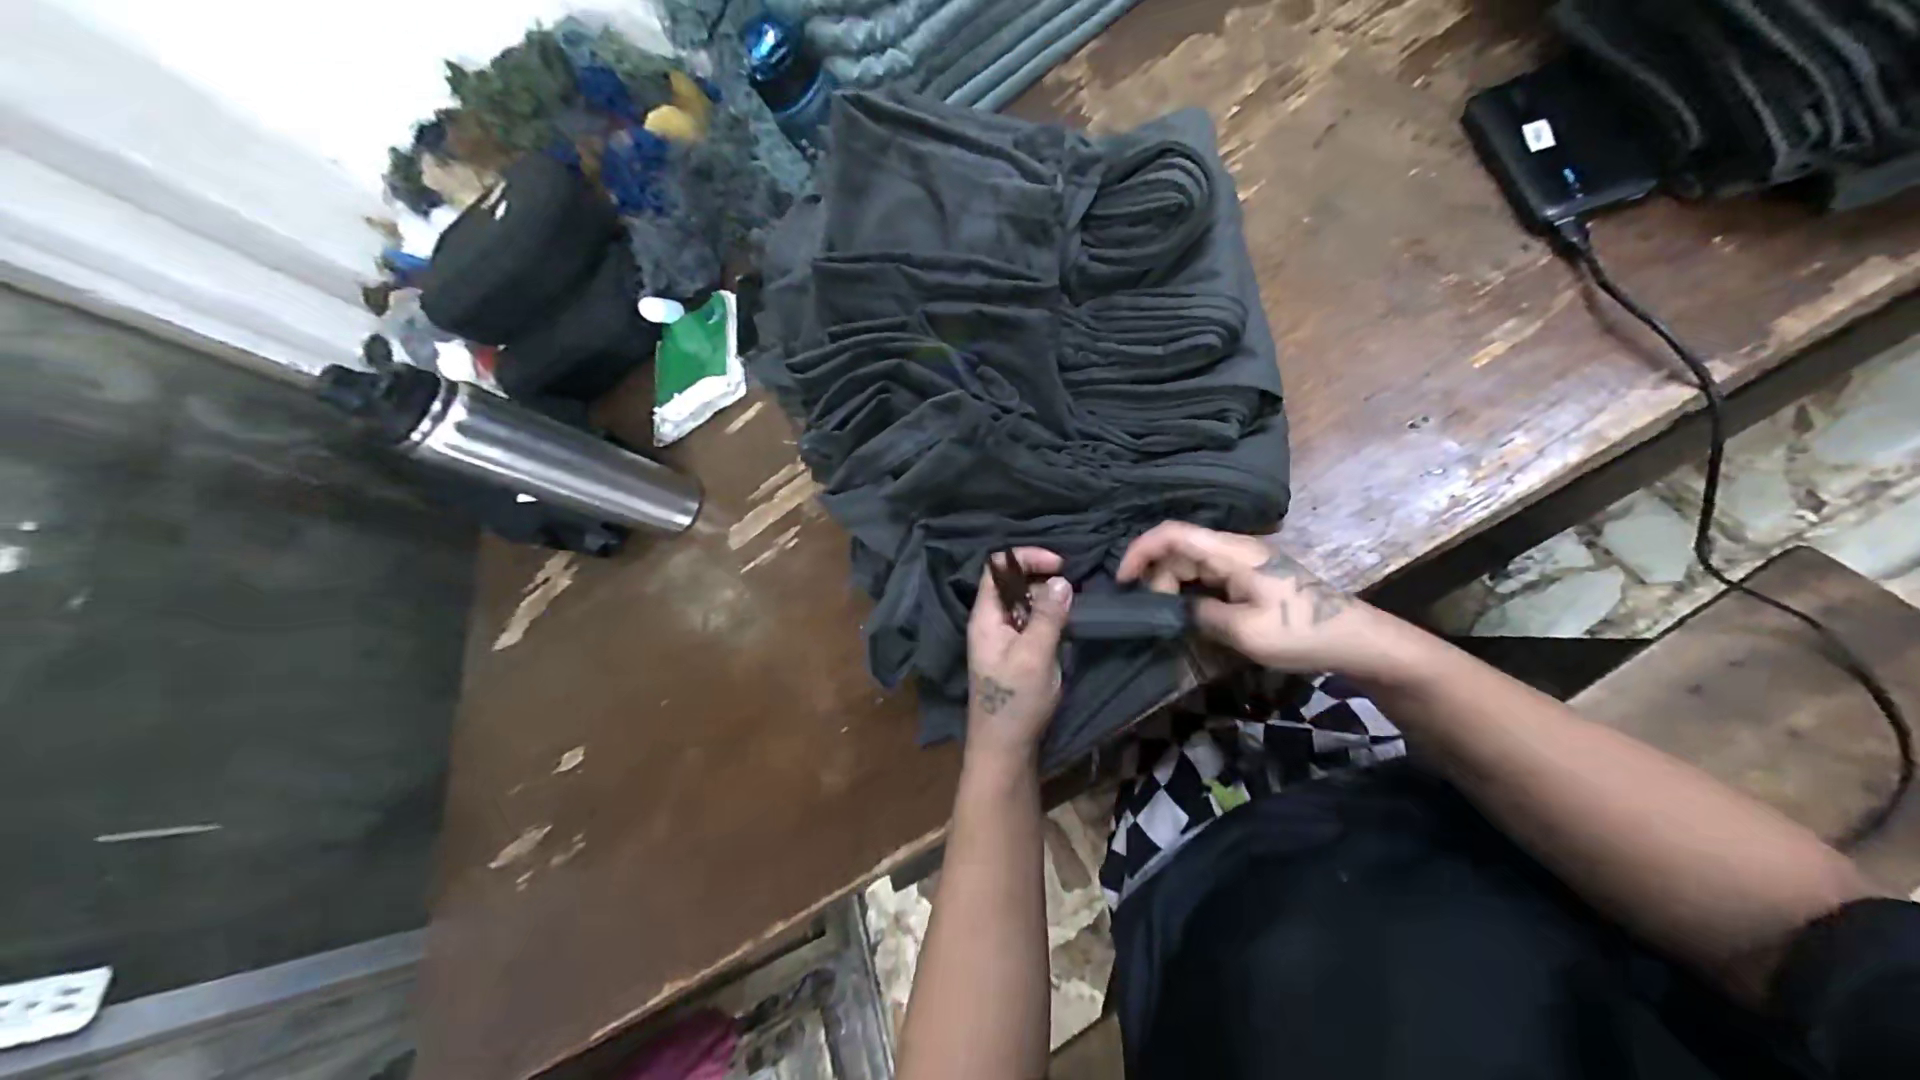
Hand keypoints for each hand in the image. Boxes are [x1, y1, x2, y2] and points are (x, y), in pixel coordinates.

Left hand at [966, 547, 1072, 764]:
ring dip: (1049, 600)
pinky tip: (1068, 625)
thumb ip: (1047, 616)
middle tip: (1073, 588)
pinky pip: (1031, 625)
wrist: (1004, 748)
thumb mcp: (1035, 654)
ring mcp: (1003, 639)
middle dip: (1043, 578)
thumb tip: (1061, 581)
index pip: (997, 567)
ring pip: (1025, 604)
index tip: (1060, 565)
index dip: (1026, 558)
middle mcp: (991, 622)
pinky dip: (1050, 619)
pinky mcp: (1016, 655)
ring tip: (1075, 606)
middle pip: (1013, 583)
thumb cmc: (1015, 701)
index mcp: (985, 616)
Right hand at [1117, 521, 1373, 673]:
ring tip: (1169, 620)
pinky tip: (1187, 616)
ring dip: (1171, 588)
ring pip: (1190, 564)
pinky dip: (1189, 593)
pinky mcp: (1249, 578)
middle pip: (1178, 550)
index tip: (1121, 581)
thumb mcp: (1244, 632)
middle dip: (1156, 579)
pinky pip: (1206, 577)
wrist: (1357, 640)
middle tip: (1156, 618)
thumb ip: (1198, 615)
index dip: (1139, 550)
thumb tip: (1170, 610)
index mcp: (1232, 552)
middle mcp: (1234, 549)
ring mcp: (1242, 563)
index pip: (1172, 534)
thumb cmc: (1301, 632)